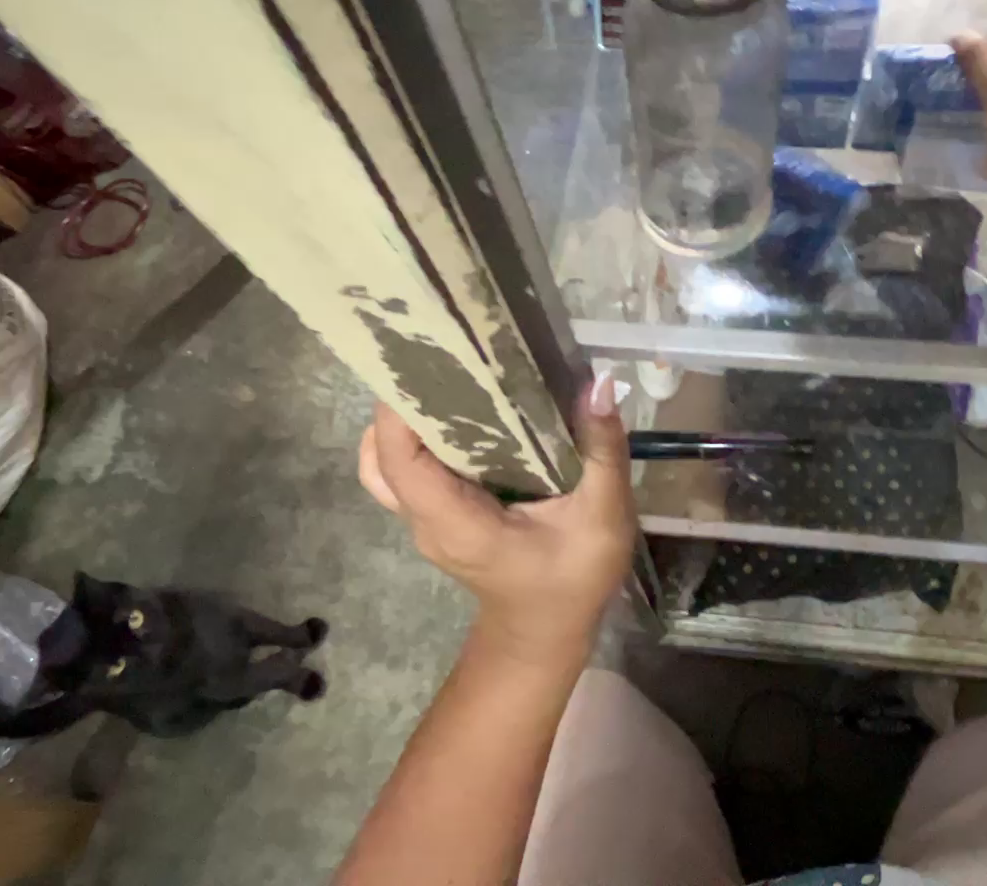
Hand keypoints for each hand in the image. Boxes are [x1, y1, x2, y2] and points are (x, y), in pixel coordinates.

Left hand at [358, 374, 635, 667]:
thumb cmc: (573, 579)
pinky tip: (456, 410)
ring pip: (384, 462)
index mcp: (455, 521)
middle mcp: (425, 519)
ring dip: (403, 419)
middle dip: (401, 400)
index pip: (400, 459)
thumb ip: (602, 449)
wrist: (545, 632)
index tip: (425, 357)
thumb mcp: (604, 516)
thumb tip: (601, 384)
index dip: (399, 409)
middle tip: (441, 354)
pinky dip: (414, 437)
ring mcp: (423, 520)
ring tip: (445, 377)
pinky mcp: (434, 515)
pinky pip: (405, 470)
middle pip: (382, 454)